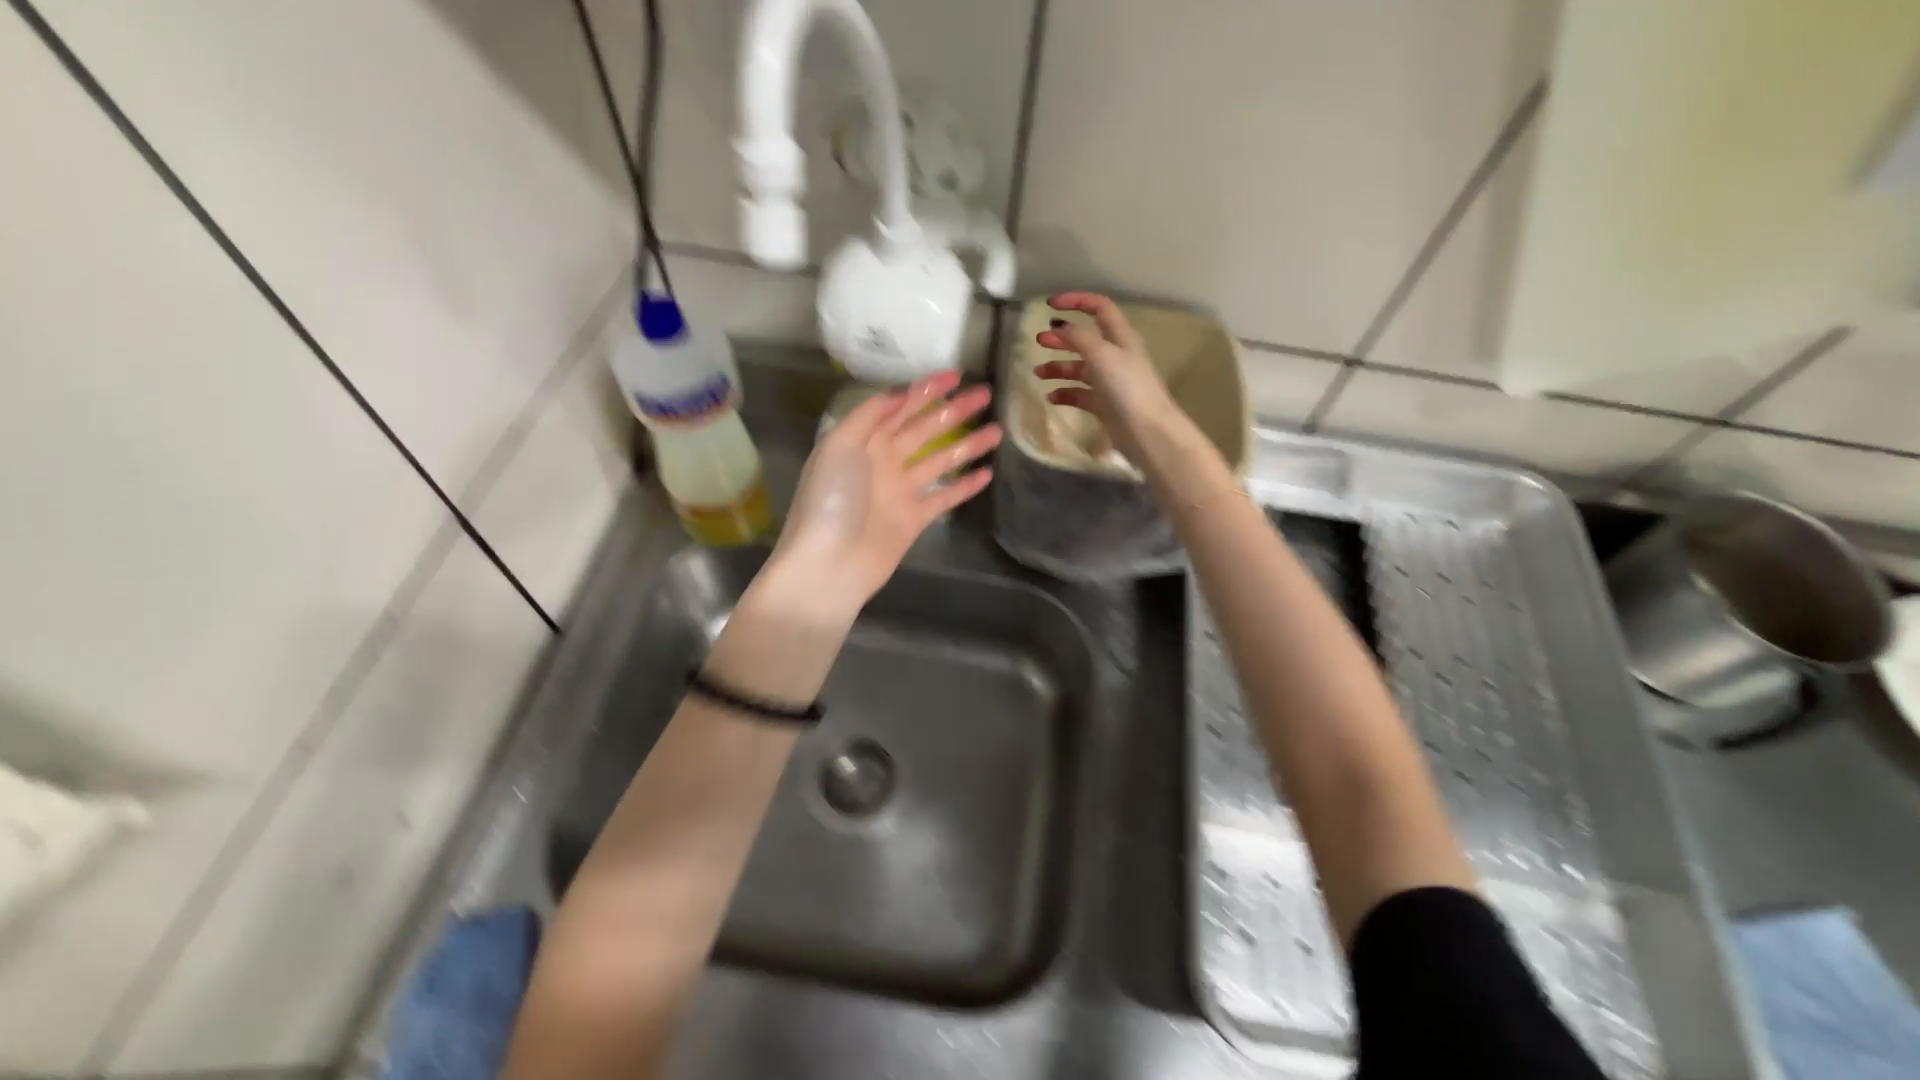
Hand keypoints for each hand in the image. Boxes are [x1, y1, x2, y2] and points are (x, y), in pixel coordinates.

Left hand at [757, 371, 1000, 624]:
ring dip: (968, 445)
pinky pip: (945, 498)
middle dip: (955, 411)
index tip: (957, 375)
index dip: (927, 390)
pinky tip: (988, 473)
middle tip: (987, 394)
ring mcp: (901, 492)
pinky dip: (965, 486)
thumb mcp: (839, 446)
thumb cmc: (830, 500)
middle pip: (925, 429)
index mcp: (863, 441)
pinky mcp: (915, 520)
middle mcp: (884, 461)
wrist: (829, 563)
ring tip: (997, 430)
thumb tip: (901, 393)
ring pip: (941, 460)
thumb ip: (869, 416)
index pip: (900, 406)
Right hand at [1033, 292, 1188, 465]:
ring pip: (1079, 368)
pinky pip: (1079, 394)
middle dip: (1061, 338)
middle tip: (1039, 341)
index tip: (1050, 304)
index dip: (1076, 301)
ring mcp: (1109, 381)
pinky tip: (1052, 397)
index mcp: (1120, 337)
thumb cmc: (1126, 387)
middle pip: (1085, 339)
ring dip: (1058, 367)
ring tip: (1038, 373)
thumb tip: (1060, 327)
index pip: (1099, 308)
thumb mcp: (1102, 354)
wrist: (1146, 431)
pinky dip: (1064, 393)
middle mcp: (1115, 356)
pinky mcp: (1103, 404)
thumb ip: (1078, 337)